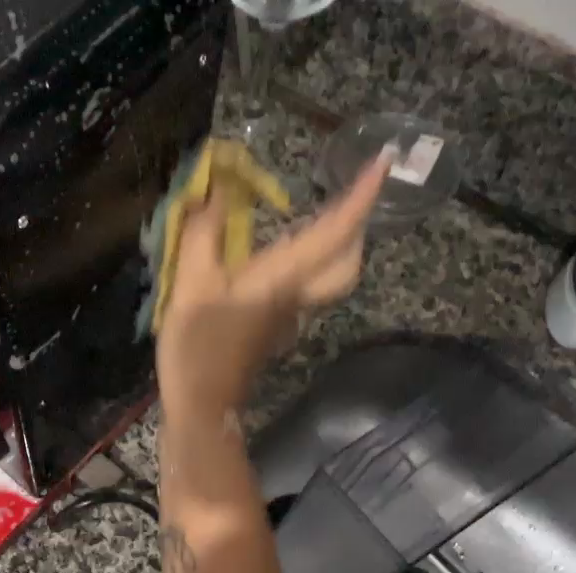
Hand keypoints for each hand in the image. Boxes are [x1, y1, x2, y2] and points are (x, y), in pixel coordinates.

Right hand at [155, 150, 392, 421]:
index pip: (336, 231)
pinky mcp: (271, 332)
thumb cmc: (198, 348)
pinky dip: (303, 267)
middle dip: (353, 227)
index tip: (384, 161)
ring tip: (316, 220)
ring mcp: (287, 319)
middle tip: (347, 197)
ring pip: (329, 278)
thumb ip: (201, 236)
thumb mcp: (191, 285)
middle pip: (347, 262)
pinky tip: (277, 259)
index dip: (361, 195)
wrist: (201, 408)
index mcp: (283, 279)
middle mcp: (296, 297)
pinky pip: (303, 291)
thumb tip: (211, 191)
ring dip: (333, 247)